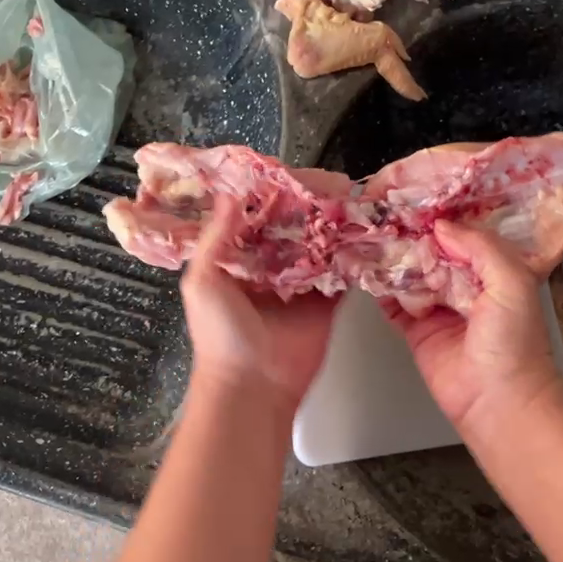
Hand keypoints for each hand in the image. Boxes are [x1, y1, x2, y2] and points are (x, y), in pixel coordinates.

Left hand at [181, 197, 338, 415]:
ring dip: (329, 229)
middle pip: (291, 231)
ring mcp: (299, 287)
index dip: (270, 199)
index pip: (255, 221)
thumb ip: (216, 236)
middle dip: (306, 210)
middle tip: (327, 182)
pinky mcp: (324, 305)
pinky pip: (339, 276)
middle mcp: (268, 270)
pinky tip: (359, 234)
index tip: (288, 174)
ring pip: (317, 248)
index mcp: (236, 263)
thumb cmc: (220, 335)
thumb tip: (229, 193)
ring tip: (347, 200)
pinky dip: (348, 258)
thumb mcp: (203, 280)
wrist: (252, 387)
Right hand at [383, 222, 562, 430]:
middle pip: (432, 251)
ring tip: (369, 234)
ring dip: (392, 258)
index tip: (416, 197)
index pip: (464, 234)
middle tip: (384, 212)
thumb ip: (480, 247)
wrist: (499, 402)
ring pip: (410, 273)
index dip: (443, 217)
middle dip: (412, 235)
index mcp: (493, 270)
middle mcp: (464, 284)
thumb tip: (441, 225)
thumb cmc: (514, 342)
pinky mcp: (416, 329)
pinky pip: (393, 303)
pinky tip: (364, 270)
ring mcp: (438, 307)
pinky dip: (379, 289)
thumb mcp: (511, 282)